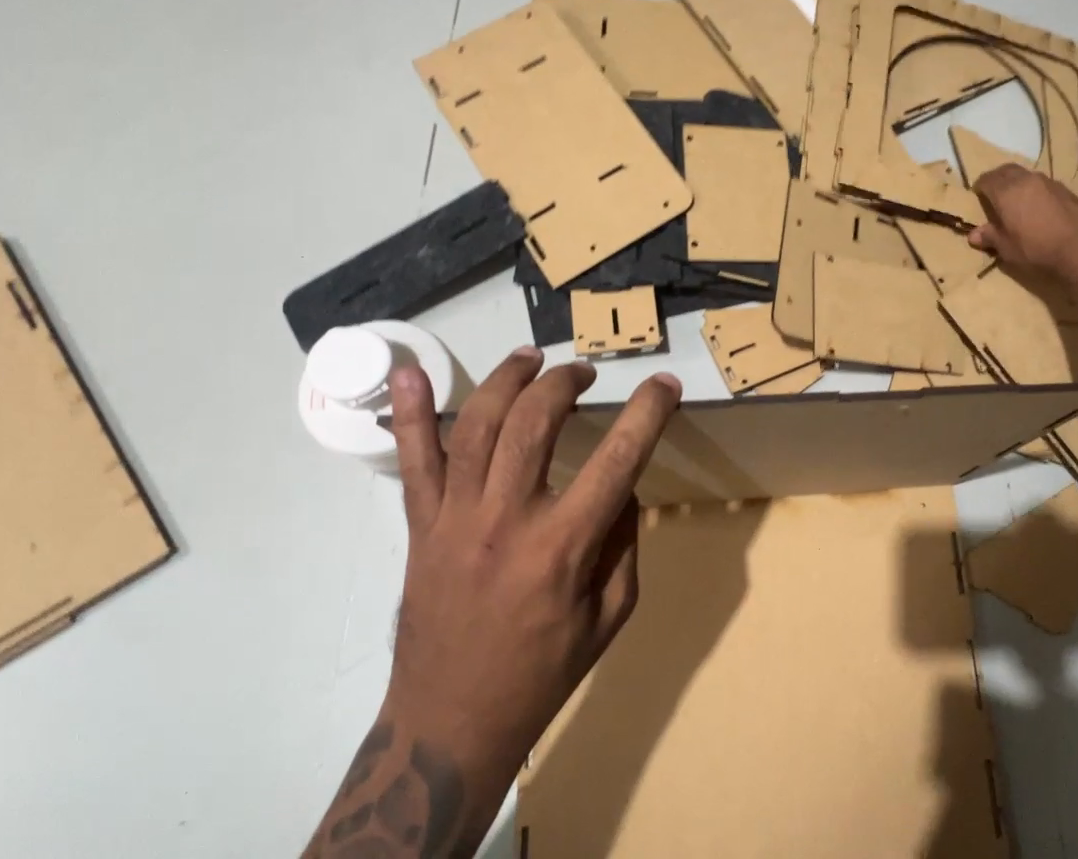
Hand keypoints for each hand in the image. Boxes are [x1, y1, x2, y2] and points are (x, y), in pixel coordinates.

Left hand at [381, 348, 680, 772]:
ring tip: (529, 358)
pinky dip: (412, 413)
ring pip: (478, 426)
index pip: (618, 458)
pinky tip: (411, 373)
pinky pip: (413, 461)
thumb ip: (621, 543)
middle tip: (582, 374)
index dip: (648, 412)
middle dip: (565, 384)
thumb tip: (620, 488)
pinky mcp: (421, 526)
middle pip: (535, 423)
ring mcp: (455, 518)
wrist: (452, 719)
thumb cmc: (543, 671)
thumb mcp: (611, 614)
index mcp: (564, 546)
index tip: (666, 385)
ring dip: (506, 380)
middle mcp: (507, 519)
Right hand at [968, 165, 1077, 290]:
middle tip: (994, 193)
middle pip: (1007, 171)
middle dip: (998, 179)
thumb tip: (973, 235)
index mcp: (1007, 191)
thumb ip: (990, 237)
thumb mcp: (1008, 248)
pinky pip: (1045, 186)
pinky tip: (1040, 209)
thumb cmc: (1038, 249)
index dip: (980, 187)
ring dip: (1018, 184)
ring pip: (1027, 176)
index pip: (987, 179)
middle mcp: (1027, 180)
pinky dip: (1037, 192)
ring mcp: (1050, 183)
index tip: (977, 195)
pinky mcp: (1068, 191)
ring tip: (1017, 201)